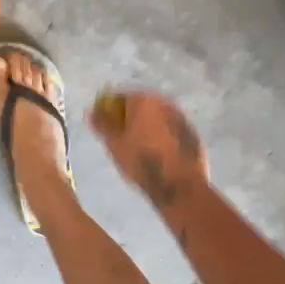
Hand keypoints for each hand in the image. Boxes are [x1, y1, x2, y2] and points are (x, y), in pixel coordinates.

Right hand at [90, 90, 209, 209]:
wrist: (179, 186)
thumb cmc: (141, 161)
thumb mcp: (114, 144)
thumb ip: (101, 124)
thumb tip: (90, 111)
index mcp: (143, 100)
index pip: (119, 97)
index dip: (108, 109)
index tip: (102, 122)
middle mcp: (164, 103)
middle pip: (140, 105)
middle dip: (129, 116)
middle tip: (119, 134)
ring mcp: (182, 118)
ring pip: (157, 117)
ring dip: (146, 125)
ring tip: (137, 144)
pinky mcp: (194, 134)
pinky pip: (171, 129)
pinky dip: (162, 135)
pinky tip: (156, 152)